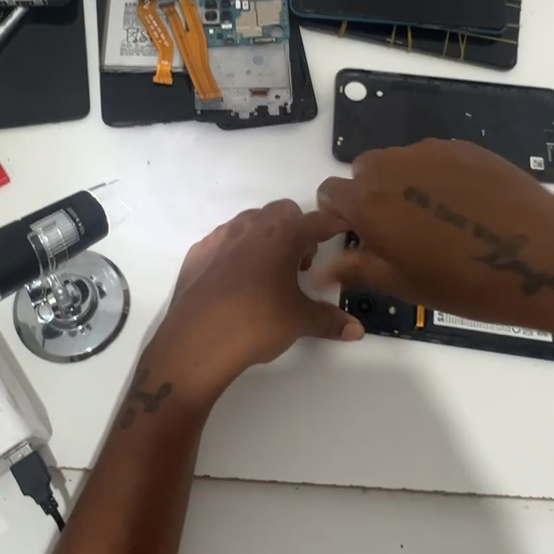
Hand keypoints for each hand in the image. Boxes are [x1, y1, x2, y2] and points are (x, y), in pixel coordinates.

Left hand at [140, 200, 362, 405]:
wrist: (197, 341)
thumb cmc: (257, 324)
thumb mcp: (300, 321)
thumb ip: (330, 320)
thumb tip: (356, 330)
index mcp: (282, 236)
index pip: (317, 221)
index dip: (333, 225)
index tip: (342, 229)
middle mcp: (251, 227)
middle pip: (283, 212)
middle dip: (297, 230)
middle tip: (299, 265)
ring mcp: (220, 237)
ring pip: (251, 222)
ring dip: (266, 237)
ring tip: (268, 273)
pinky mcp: (197, 252)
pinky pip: (224, 241)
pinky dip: (237, 251)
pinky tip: (236, 281)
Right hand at [316, 139, 553, 339]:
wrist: (542, 255)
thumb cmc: (466, 281)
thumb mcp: (404, 284)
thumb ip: (356, 268)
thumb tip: (322, 270)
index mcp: (368, 201)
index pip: (330, 194)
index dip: (338, 216)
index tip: (359, 238)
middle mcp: (393, 167)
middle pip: (364, 172)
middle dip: (370, 197)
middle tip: (398, 233)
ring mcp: (432, 152)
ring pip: (400, 163)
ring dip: (403, 185)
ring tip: (436, 222)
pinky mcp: (466, 149)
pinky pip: (434, 159)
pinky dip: (436, 178)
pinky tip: (464, 208)